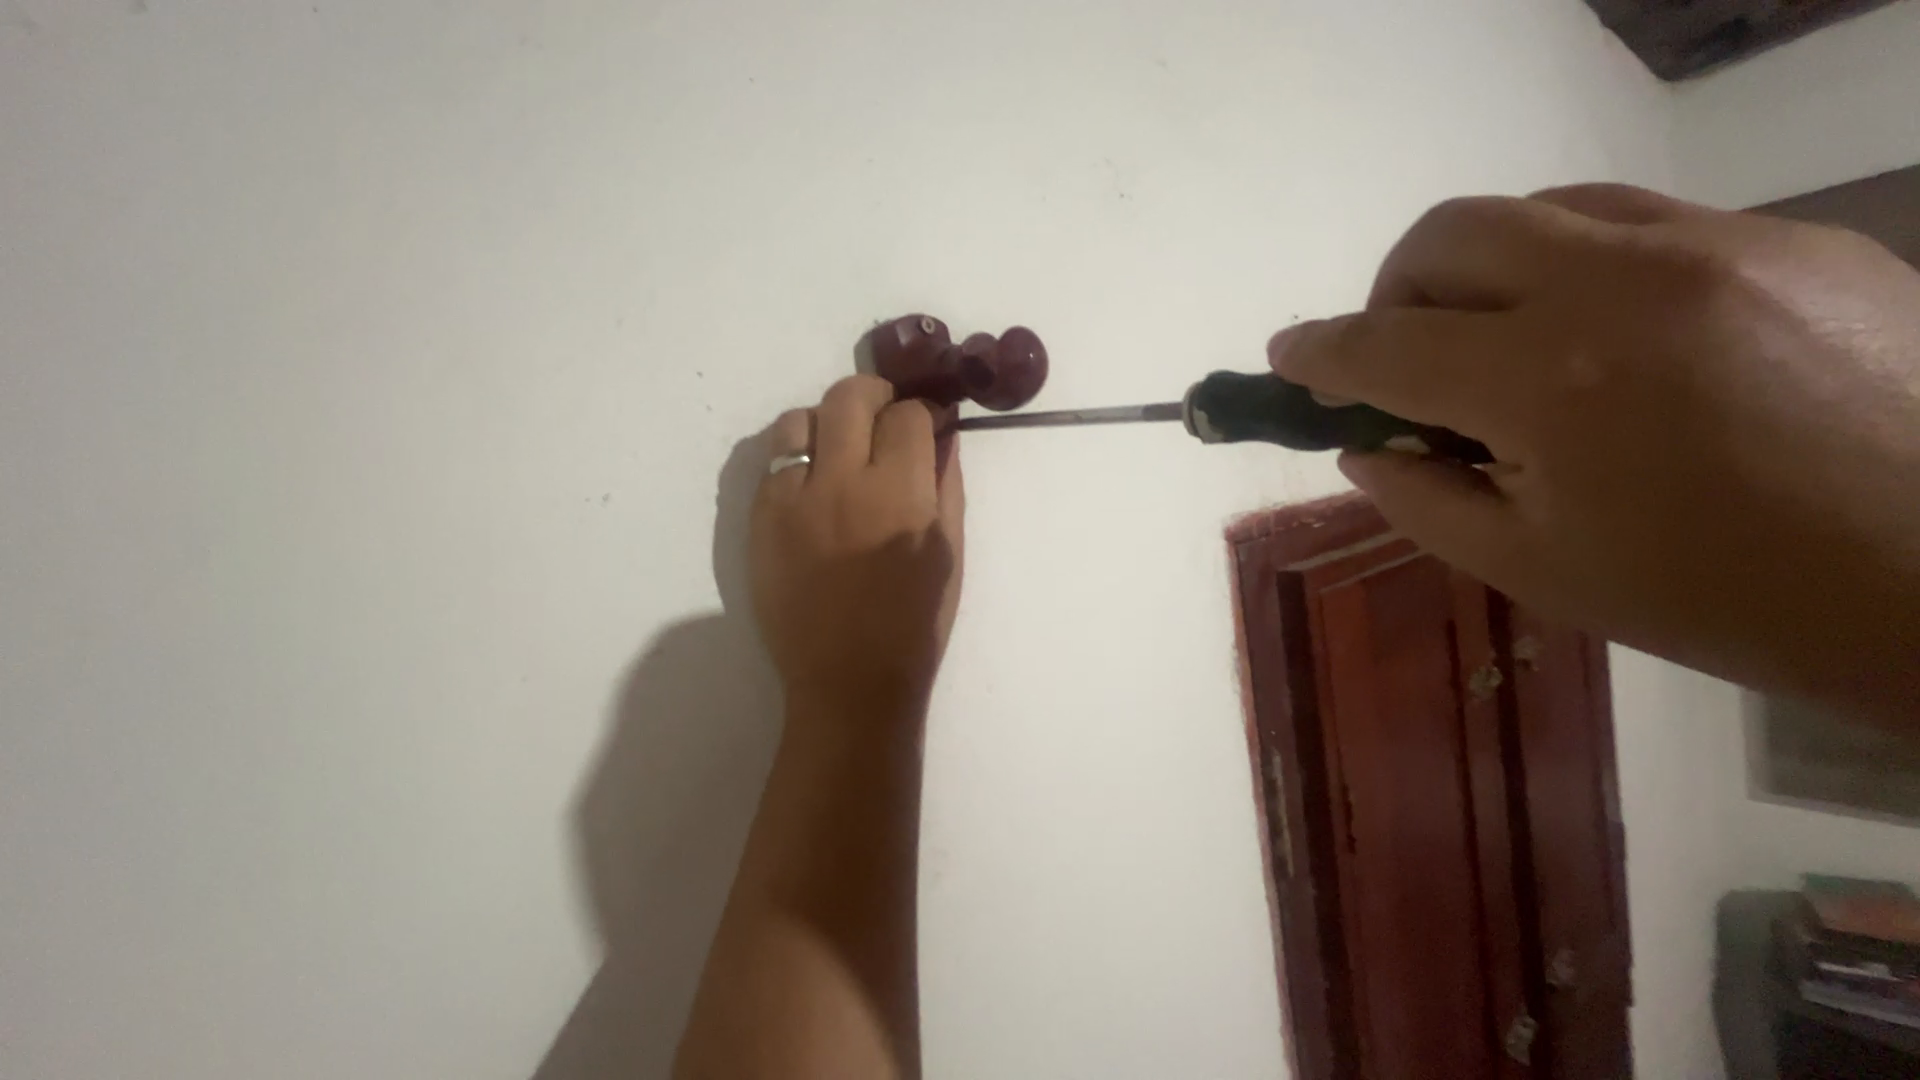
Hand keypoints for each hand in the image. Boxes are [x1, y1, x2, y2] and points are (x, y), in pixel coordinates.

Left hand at [750, 375, 963, 711]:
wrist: (848, 680)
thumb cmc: (914, 624)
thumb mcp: (948, 552)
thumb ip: (945, 485)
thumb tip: (942, 435)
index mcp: (901, 496)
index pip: (908, 415)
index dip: (923, 411)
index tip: (927, 423)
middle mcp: (844, 485)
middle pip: (848, 398)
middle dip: (873, 395)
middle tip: (883, 415)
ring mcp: (793, 500)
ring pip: (798, 420)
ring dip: (826, 422)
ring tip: (839, 448)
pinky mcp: (760, 520)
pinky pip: (772, 463)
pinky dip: (796, 460)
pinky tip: (812, 486)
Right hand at [1270, 184, 1919, 719]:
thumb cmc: (1717, 597)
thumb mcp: (1529, 567)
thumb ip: (1418, 496)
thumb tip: (1363, 444)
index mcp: (1549, 381)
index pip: (1385, 344)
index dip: (1318, 351)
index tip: (1283, 355)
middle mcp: (1623, 283)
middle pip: (1451, 233)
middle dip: (1394, 292)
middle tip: (1401, 358)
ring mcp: (1717, 246)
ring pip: (1541, 207)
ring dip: (1483, 270)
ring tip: (1501, 345)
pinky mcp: (1788, 240)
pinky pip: (1636, 224)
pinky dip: (1576, 269)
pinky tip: (1607, 342)